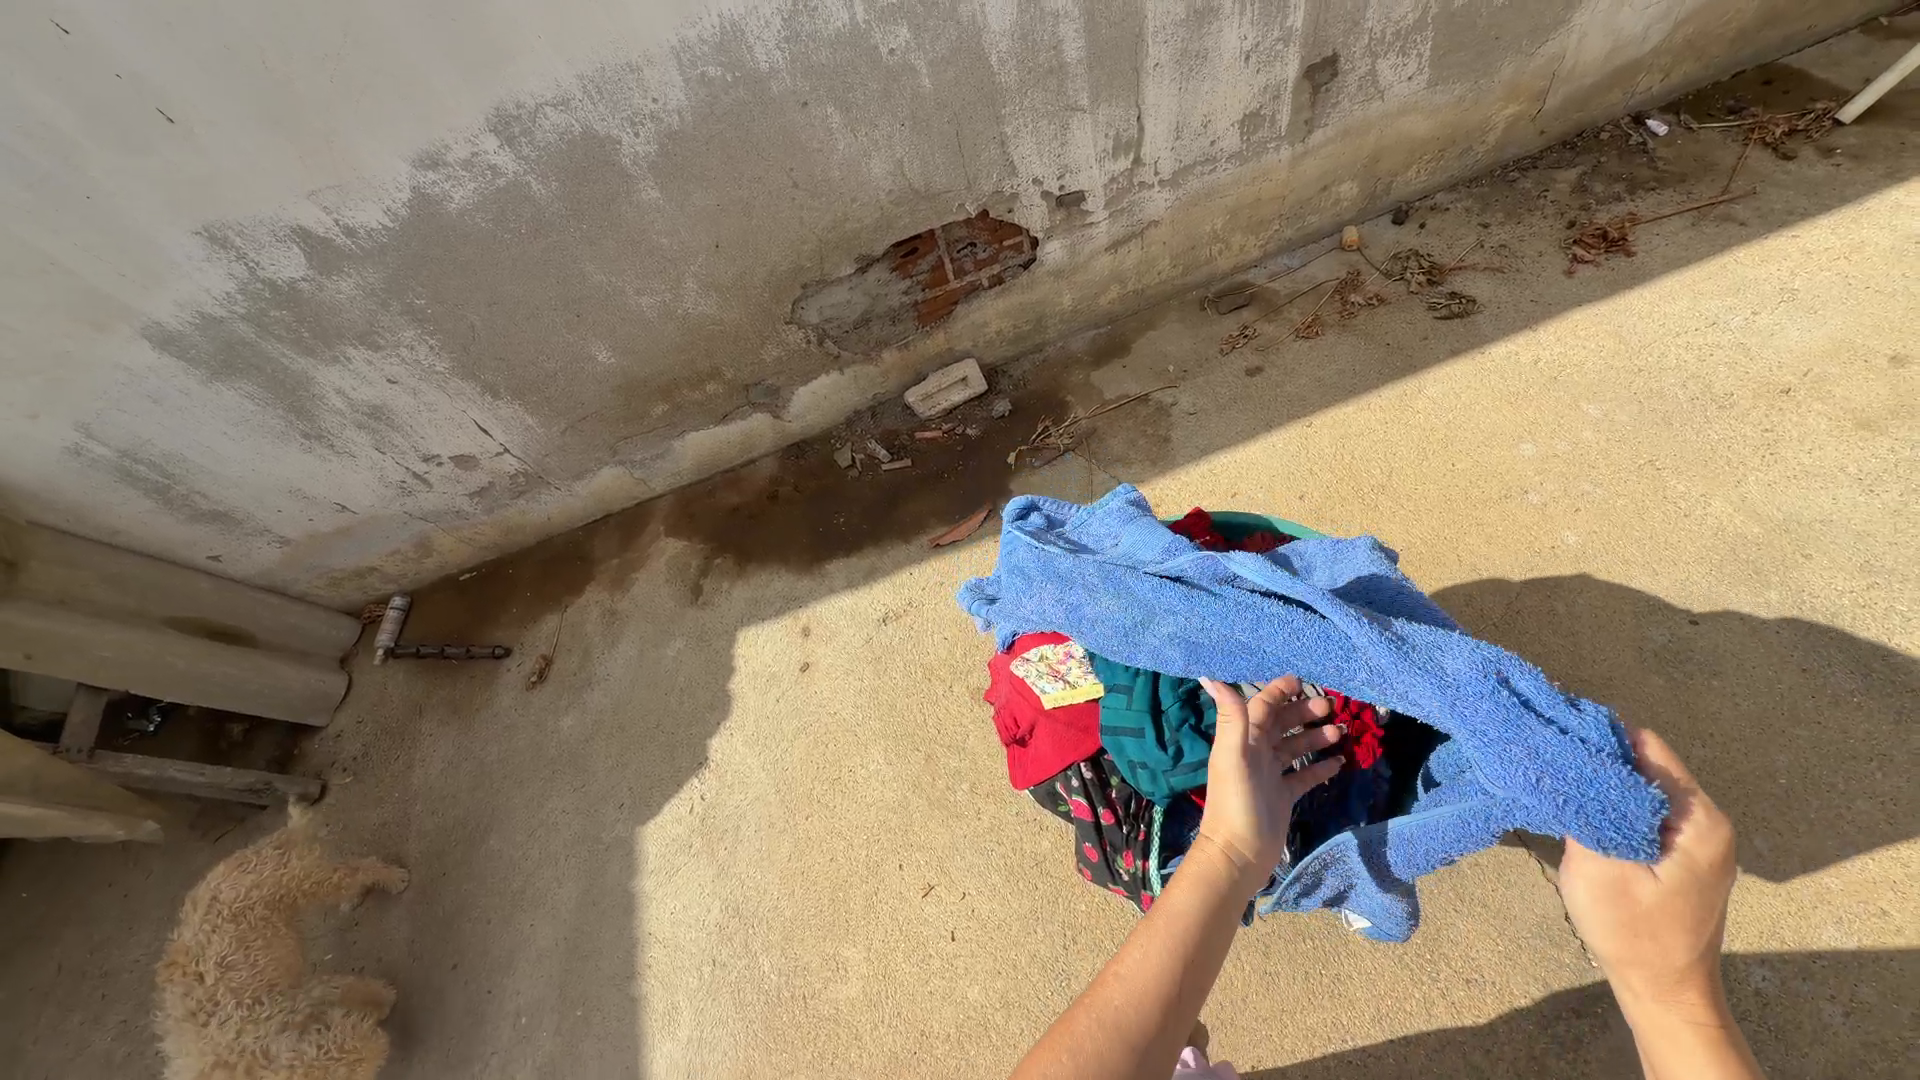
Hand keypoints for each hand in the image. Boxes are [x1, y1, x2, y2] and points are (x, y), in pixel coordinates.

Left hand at [1195, 677, 1345, 887]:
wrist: (1239, 853)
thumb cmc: (1235, 801)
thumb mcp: (1233, 755)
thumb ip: (1230, 717)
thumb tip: (1212, 677)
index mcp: (1240, 740)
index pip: (1260, 707)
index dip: (1277, 692)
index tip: (1301, 679)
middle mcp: (1253, 753)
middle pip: (1280, 724)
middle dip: (1303, 712)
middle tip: (1330, 706)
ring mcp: (1268, 775)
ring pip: (1294, 748)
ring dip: (1314, 737)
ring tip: (1340, 731)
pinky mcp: (1282, 796)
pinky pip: (1303, 776)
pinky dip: (1319, 767)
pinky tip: (1339, 762)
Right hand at [1558, 727, 1737, 1012]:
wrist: (1663, 990)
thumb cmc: (1632, 929)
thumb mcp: (1599, 862)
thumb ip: (1587, 804)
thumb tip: (1562, 755)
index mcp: (1697, 817)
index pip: (1645, 745)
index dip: (1595, 732)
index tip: (1548, 727)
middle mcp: (1704, 819)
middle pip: (1641, 761)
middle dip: (1591, 752)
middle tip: (1540, 748)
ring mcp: (1693, 837)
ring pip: (1636, 783)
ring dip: (1594, 776)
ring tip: (1547, 770)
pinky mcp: (1677, 850)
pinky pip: (1638, 805)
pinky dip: (1604, 797)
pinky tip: (1571, 800)